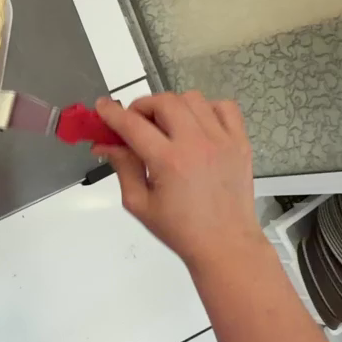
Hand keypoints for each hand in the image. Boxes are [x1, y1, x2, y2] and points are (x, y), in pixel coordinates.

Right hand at [92, 91, 264, 272]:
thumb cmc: (180, 229)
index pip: (132, 124)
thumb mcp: (139, 202)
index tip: (101, 106)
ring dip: (171, 105)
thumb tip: (106, 145)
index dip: (112, 113)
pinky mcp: (240, 142)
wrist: (225, 243)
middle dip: (142, 106)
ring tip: (164, 125)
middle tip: (133, 123)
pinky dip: (205, 109)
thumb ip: (123, 167)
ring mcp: (223, 140)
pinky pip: (224, 107)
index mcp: (169, 161)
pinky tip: (195, 125)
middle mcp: (197, 144)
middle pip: (164, 102)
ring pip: (193, 98)